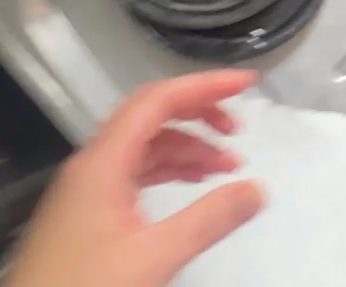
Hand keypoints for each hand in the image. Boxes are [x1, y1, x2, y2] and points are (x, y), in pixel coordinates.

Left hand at [7, 70, 265, 286]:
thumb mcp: (151, 259)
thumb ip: (208, 220)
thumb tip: (258, 189)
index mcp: (102, 161)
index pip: (158, 99)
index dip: (204, 86)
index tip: (245, 85)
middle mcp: (92, 164)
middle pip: (152, 116)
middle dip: (199, 114)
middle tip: (238, 130)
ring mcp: (87, 189)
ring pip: (146, 147)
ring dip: (188, 148)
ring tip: (227, 166)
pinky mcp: (87, 214)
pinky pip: (137, 173)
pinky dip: (170, 170)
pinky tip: (194, 185)